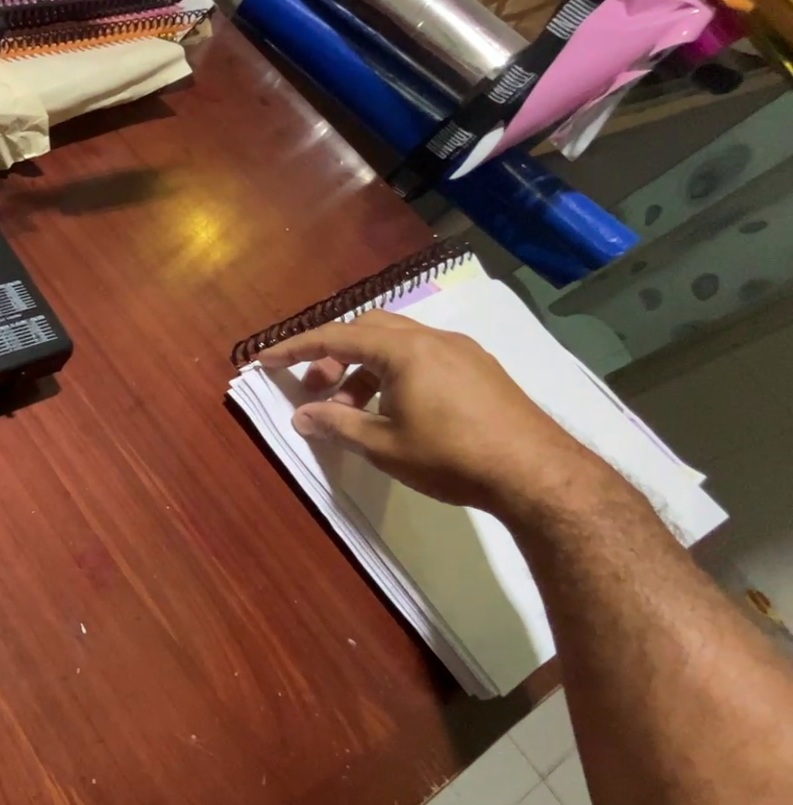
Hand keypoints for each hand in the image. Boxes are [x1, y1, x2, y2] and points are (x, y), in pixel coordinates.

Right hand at [257, 311, 619, 515]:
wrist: (539, 476)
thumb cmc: (451, 456)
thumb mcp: (381, 445)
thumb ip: (336, 424)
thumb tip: (301, 416)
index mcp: (405, 351)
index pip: (335, 336)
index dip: (294, 348)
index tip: (265, 360)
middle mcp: (434, 340)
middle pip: (368, 328)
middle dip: (333, 353)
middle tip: (317, 388)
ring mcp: (462, 353)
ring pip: (397, 342)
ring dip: (363, 366)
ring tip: (353, 408)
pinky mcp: (480, 371)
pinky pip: (422, 355)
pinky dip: (393, 372)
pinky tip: (393, 409)